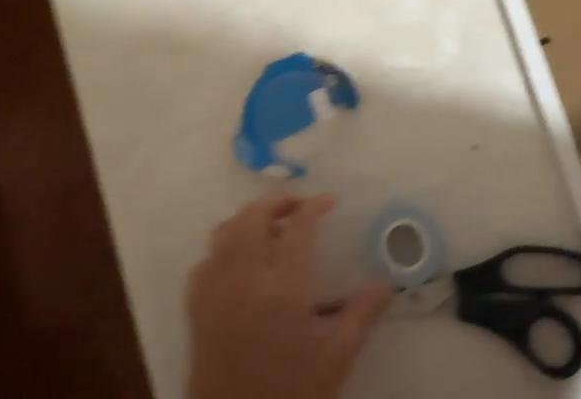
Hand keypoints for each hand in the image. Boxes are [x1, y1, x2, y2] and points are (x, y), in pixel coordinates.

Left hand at [187, 194, 393, 398]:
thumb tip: (386, 284)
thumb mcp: (334, 361)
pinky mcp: (194, 306)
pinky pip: (206, 260)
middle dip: (278, 203)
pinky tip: (239, 263)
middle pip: (254, 216)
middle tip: (300, 210)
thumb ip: (360, 317)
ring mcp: (214, 289)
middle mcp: (244, 277)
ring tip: (271, 228)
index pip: (298, 227)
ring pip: (225, 231)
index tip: (329, 202)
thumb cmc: (289, 394)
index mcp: (282, 288)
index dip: (314, 207)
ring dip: (249, 220)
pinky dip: (223, 249)